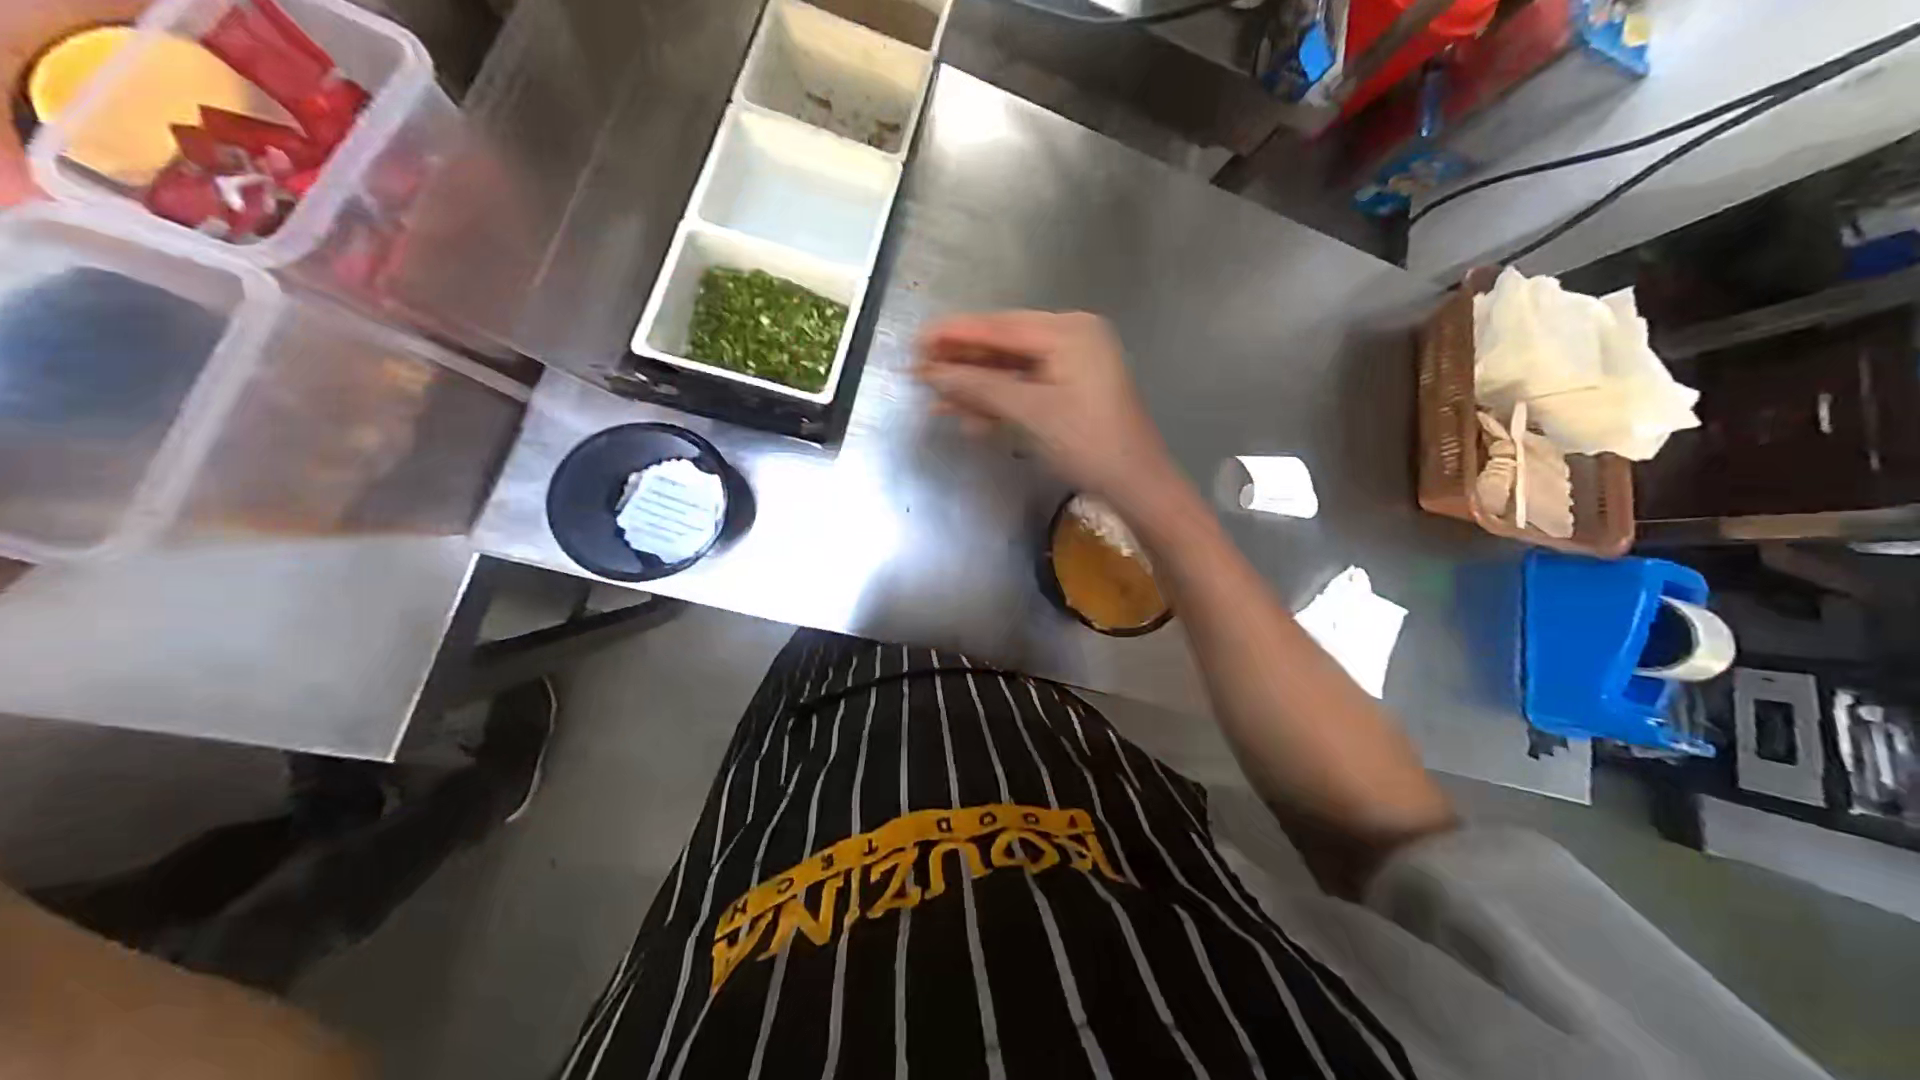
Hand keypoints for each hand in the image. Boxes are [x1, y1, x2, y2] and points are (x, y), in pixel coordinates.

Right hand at [916, 311, 1181, 512]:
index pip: (999, 326)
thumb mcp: (1029, 412)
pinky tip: (966, 416)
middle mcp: (1072, 338)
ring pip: (1011, 371)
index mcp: (1069, 331)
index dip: (954, 334)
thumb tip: (931, 373)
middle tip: (918, 373)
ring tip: (935, 401)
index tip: (915, 340)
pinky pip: (1025, 388)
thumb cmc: (1087, 443)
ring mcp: (1072, 365)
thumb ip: (978, 387)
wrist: (1135, 485)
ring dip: (976, 388)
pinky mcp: (1070, 392)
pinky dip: (998, 402)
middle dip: (962, 365)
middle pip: (1003, 346)